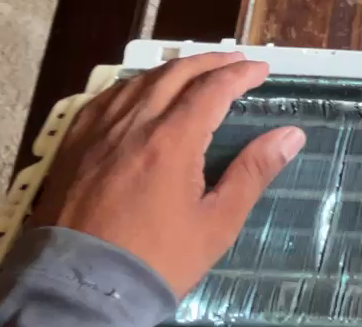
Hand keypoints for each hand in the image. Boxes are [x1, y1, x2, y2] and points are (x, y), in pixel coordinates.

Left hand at [28, 52, 304, 296]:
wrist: (74, 299)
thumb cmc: (154, 261)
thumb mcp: (215, 225)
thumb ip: (253, 173)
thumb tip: (292, 135)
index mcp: (172, 140)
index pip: (214, 88)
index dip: (242, 74)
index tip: (262, 71)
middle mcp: (134, 125)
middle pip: (177, 73)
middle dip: (211, 62)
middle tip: (234, 62)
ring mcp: (97, 134)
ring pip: (140, 81)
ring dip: (173, 70)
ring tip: (194, 71)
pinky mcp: (70, 149)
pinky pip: (104, 99)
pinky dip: (132, 85)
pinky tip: (139, 91)